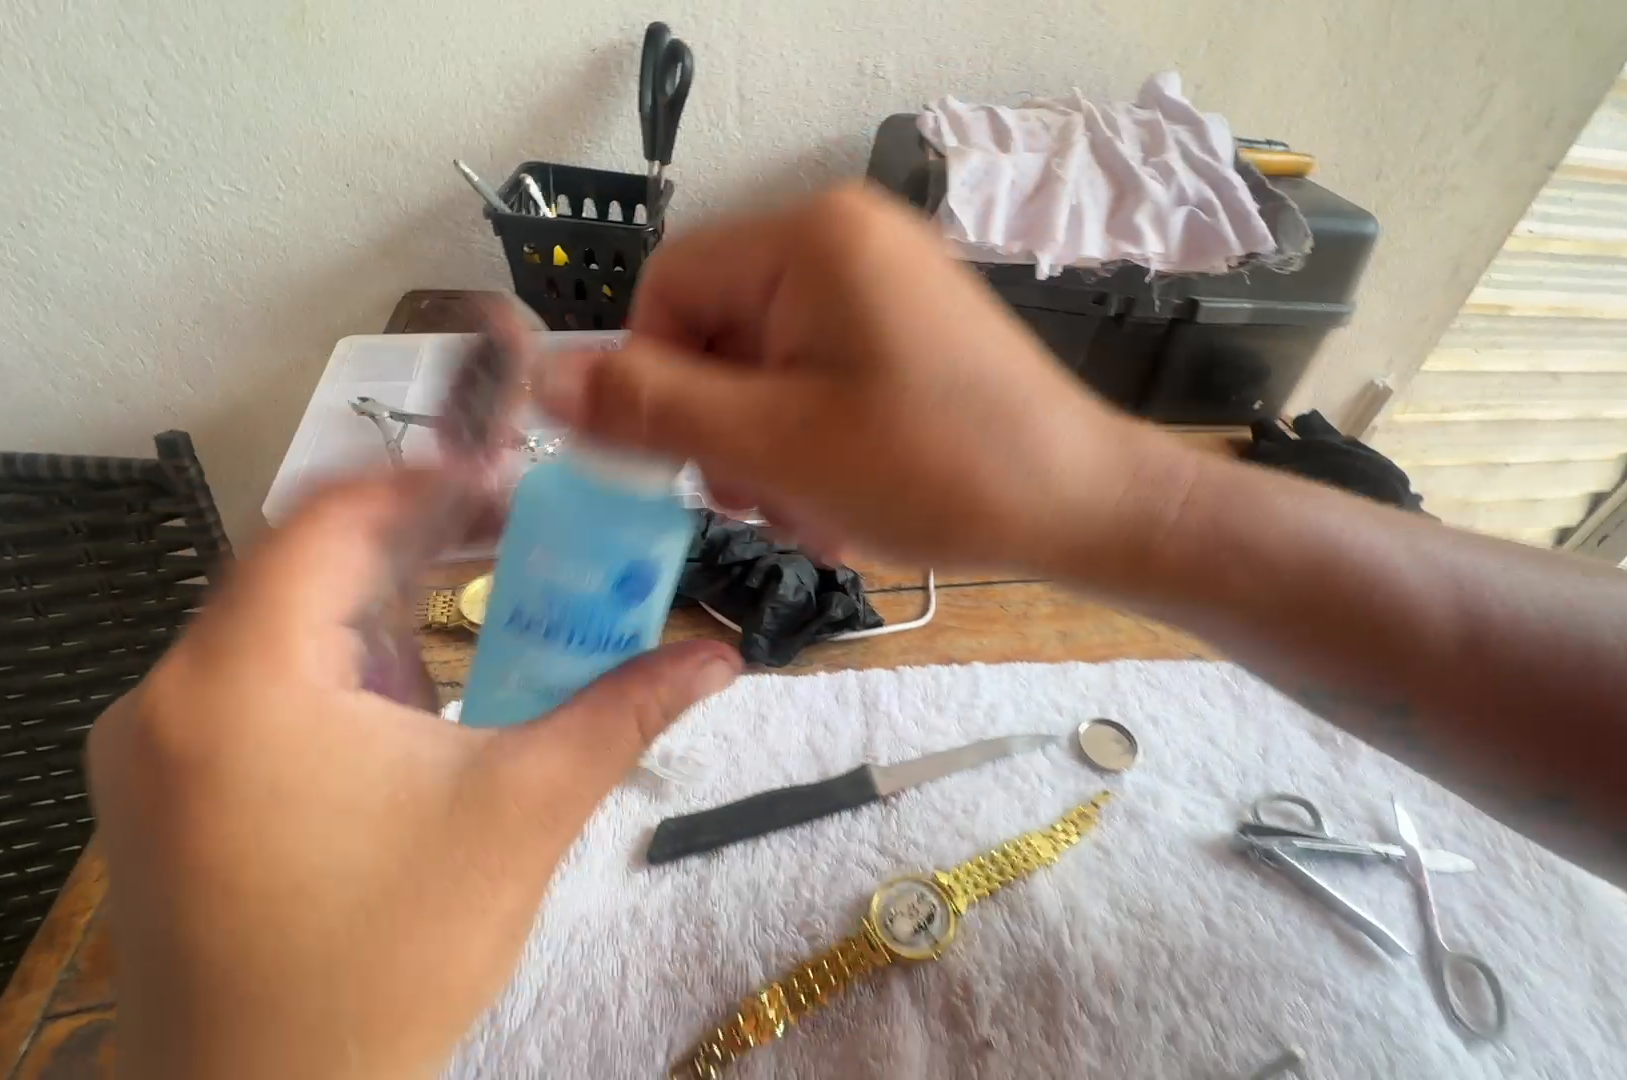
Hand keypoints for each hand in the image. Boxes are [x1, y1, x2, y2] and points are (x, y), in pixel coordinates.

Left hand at [86, 473, 739, 1078]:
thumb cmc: (394, 953)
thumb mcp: (529, 809)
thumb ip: (627, 710)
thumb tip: (724, 655)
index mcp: (242, 682)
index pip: (329, 519)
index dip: (428, 479)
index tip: (521, 476)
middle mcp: (177, 694)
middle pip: (310, 560)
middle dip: (426, 532)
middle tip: (530, 522)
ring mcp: (169, 743)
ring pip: (291, 616)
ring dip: (395, 589)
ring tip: (497, 579)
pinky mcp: (182, 784)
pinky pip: (273, 674)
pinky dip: (360, 648)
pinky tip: (433, 672)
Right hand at [531, 184, 1158, 570]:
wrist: (1081, 507)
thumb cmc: (936, 472)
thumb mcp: (778, 446)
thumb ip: (654, 409)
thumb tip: (545, 378)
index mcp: (810, 239)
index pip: (669, 289)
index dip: (655, 384)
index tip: (683, 465)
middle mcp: (846, 242)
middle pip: (719, 333)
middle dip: (724, 431)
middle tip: (759, 504)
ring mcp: (883, 289)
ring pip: (768, 369)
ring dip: (768, 452)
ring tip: (809, 515)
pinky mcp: (907, 336)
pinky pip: (820, 381)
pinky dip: (812, 445)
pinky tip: (840, 502)